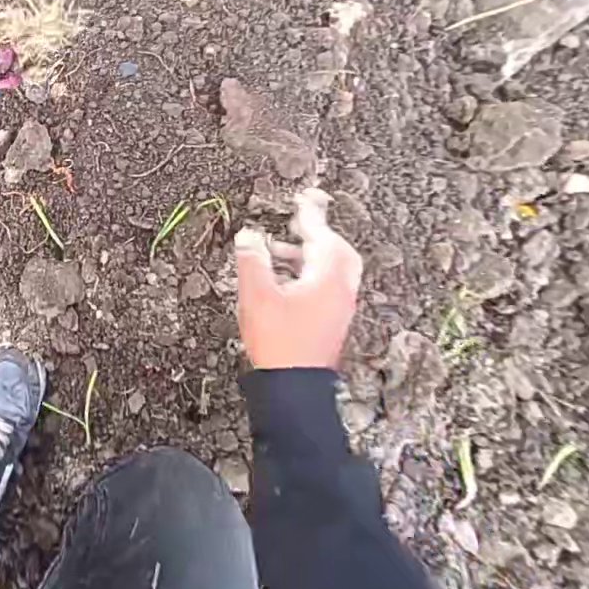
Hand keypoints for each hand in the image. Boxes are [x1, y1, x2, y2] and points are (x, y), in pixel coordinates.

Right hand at [234, 189, 363, 369]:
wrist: (293, 388)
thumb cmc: (278, 343)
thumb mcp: (257, 296)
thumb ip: (253, 261)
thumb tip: (249, 236)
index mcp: (327, 281)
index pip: (323, 237)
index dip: (311, 216)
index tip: (304, 199)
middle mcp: (340, 292)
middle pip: (338, 252)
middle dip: (317, 235)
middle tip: (297, 224)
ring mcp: (338, 309)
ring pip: (332, 270)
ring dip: (309, 255)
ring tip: (279, 251)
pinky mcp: (330, 321)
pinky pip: (326, 285)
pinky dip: (309, 272)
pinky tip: (285, 279)